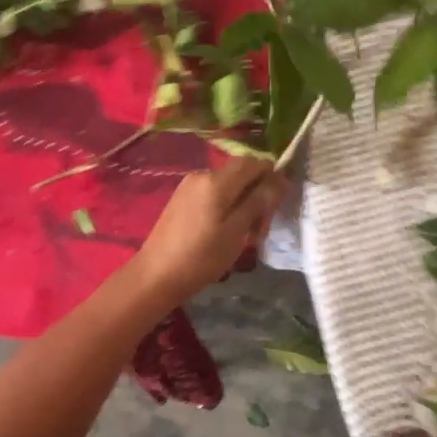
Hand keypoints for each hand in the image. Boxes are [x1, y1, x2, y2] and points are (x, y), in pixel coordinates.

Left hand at [130, 157, 286, 303]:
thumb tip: (279, 177)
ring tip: (245, 235)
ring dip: (243, 202)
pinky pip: (213, 192)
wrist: (156, 274)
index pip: (252, 162)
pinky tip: (226, 232)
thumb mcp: (236, 232)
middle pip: (240, 173)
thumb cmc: (201, 257)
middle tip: (261, 230)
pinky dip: (226, 205)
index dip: (270, 175)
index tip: (278, 203)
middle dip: (257, 194)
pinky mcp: (182, 197)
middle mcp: (202, 174)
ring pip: (227, 184)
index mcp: (216, 180)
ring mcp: (189, 184)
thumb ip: (258, 201)